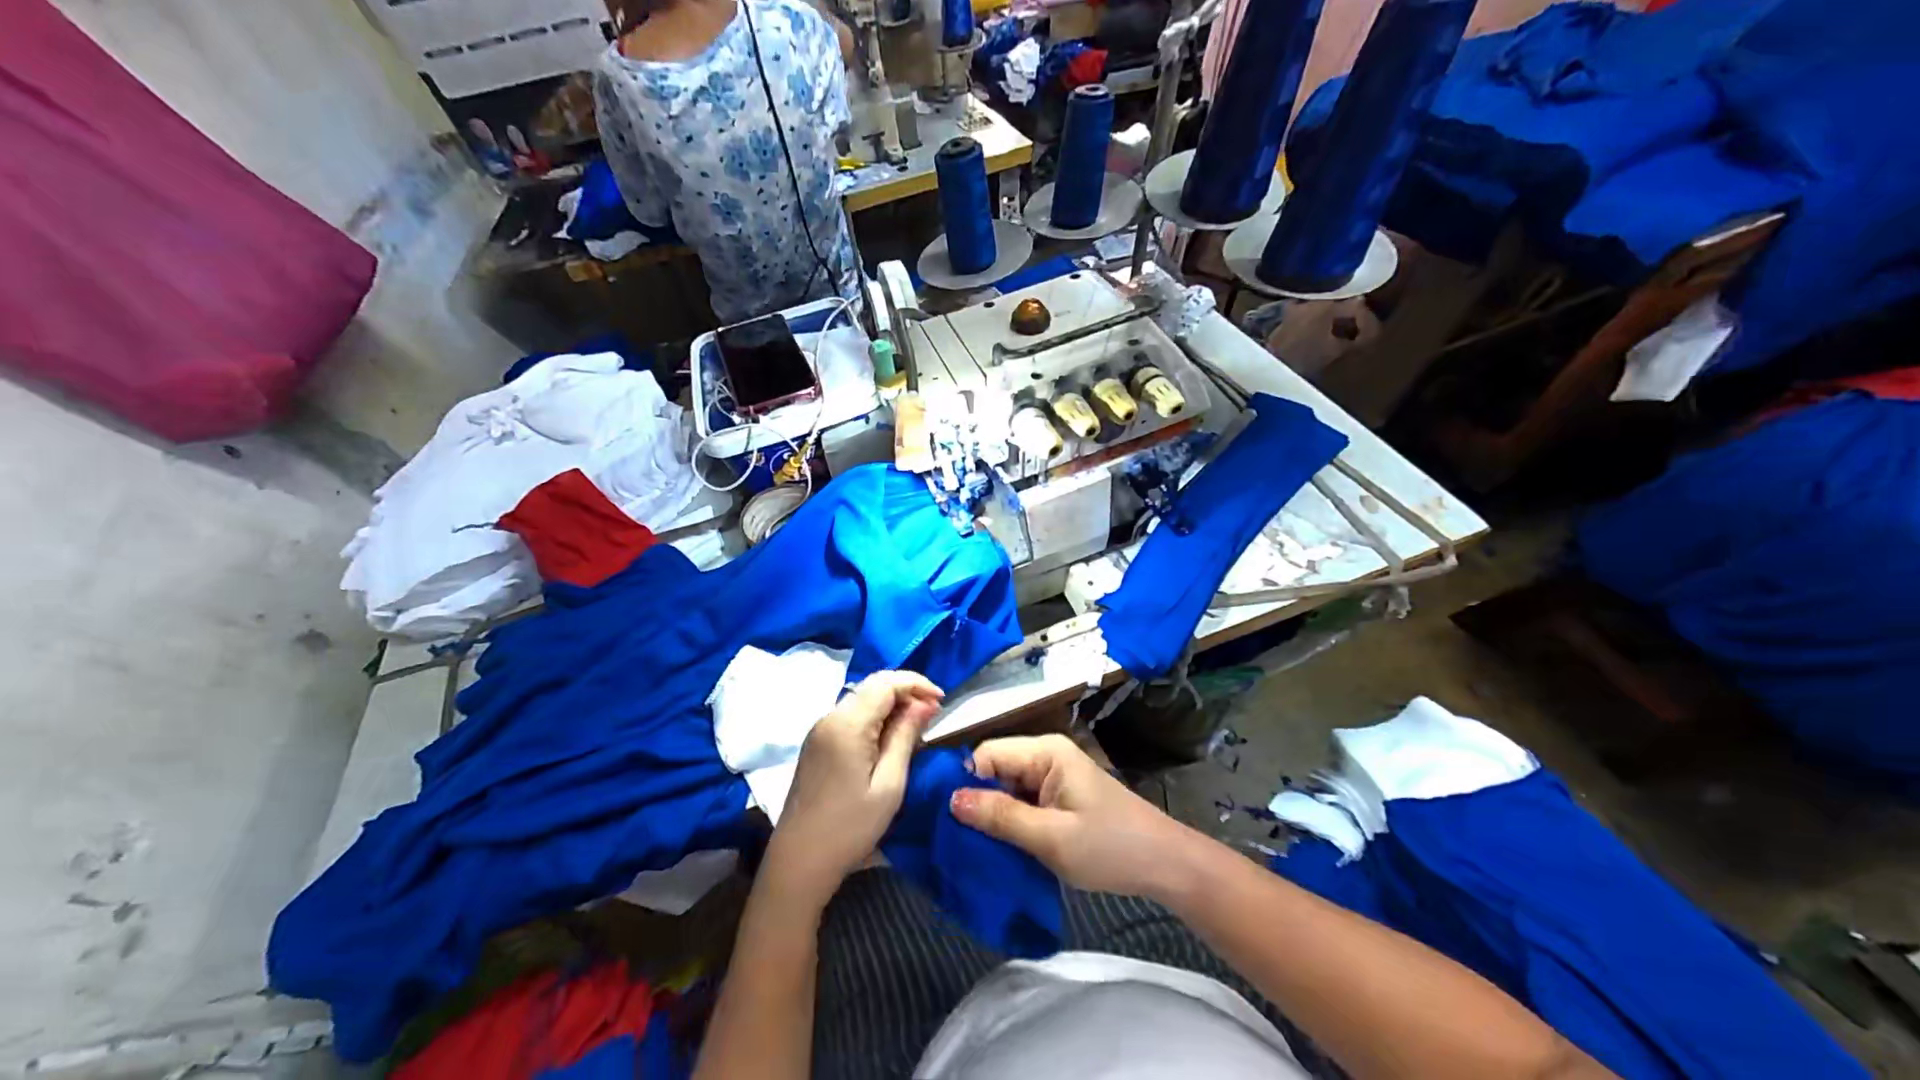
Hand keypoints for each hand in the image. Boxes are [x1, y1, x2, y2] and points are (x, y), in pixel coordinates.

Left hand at [763, 671, 944, 903]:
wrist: (800, 861)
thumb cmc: (850, 827)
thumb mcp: (889, 784)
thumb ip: (905, 737)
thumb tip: (924, 704)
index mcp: (846, 724)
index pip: (886, 682)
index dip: (917, 683)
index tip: (942, 701)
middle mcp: (829, 717)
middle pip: (872, 686)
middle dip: (905, 692)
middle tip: (932, 715)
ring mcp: (819, 730)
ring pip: (861, 700)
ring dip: (890, 705)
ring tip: (916, 727)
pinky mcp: (816, 744)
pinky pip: (850, 717)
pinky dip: (874, 718)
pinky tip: (889, 739)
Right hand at [950, 734, 1201, 899]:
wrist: (1165, 865)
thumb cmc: (1109, 848)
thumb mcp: (1050, 837)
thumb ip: (1000, 817)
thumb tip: (950, 799)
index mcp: (1045, 751)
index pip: (985, 754)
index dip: (964, 782)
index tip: (947, 819)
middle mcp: (1046, 755)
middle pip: (994, 768)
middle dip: (977, 799)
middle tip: (956, 838)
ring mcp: (1054, 776)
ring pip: (1006, 787)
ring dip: (994, 813)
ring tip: (973, 845)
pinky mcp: (1059, 796)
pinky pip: (1023, 800)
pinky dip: (1011, 820)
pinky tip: (1002, 845)